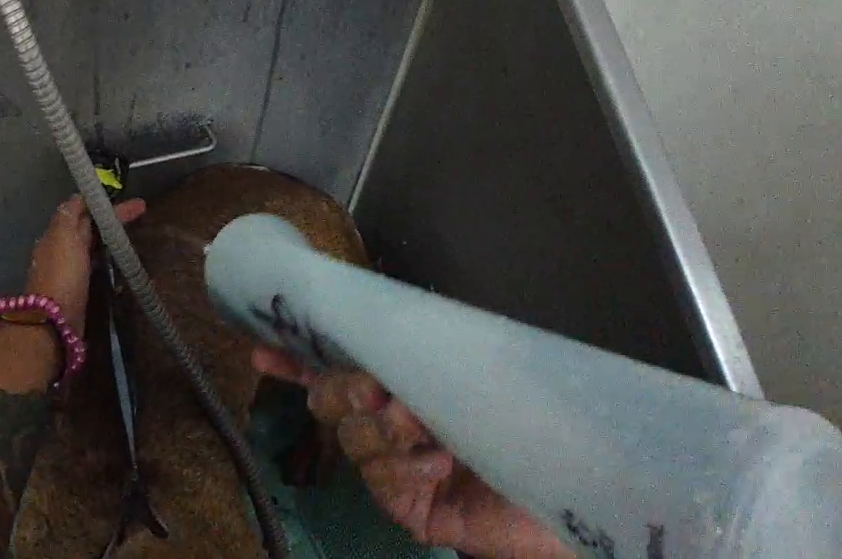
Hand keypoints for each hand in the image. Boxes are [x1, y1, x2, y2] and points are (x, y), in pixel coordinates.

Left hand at [24, 195, 145, 332]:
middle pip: (88, 226)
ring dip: (111, 236)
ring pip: (93, 244)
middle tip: (141, 210)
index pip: (79, 208)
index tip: (125, 195)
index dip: (101, 201)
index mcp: (56, 233)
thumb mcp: (64, 237)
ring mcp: (71, 269)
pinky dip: (110, 256)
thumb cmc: (62, 274)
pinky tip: (123, 258)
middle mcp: (62, 248)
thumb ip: (70, 215)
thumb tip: (78, 197)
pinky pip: (97, 264)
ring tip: (136, 230)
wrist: (55, 322)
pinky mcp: (81, 288)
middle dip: (111, 217)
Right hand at [252, 346, 574, 558]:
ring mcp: (393, 470)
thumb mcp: (462, 368)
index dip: (292, 358)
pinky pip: (382, 481)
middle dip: (346, 390)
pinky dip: (407, 467)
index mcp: (396, 385)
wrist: (582, 488)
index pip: (331, 366)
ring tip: (428, 431)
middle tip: (381, 392)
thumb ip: (413, 351)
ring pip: (350, 437)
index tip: (259, 352)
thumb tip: (364, 333)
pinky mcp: (409, 509)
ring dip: (386, 428)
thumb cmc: (526, 415)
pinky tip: (440, 466)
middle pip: (326, 399)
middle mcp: (385, 425)